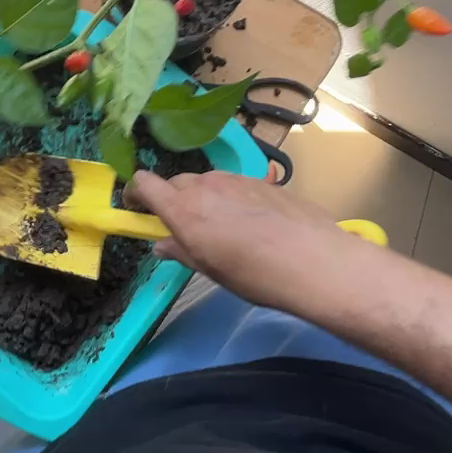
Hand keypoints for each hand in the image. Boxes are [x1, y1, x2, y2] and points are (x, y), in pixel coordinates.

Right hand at [126, 170, 347, 309]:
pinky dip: (233, 198)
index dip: (136, 194)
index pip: (144, 183)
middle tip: (185, 225)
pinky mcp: (263, 181)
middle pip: (176, 182)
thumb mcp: (210, 269)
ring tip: (224, 225)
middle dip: (173, 199)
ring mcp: (235, 179)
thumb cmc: (254, 274)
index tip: (137, 208)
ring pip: (208, 182)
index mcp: (182, 208)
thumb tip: (162, 244)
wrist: (315, 262)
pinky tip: (254, 222)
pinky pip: (236, 185)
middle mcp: (204, 185)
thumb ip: (181, 251)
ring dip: (205, 198)